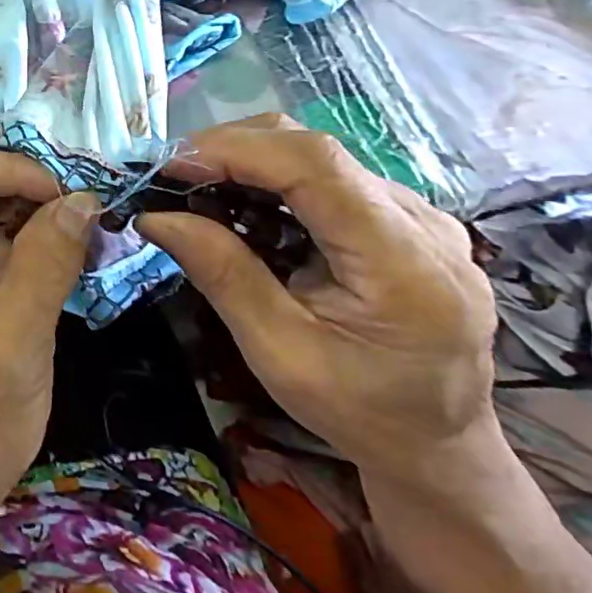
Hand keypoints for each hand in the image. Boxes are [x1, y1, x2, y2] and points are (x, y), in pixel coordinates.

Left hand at [0, 145, 99, 565]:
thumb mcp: (13, 336)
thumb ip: (45, 262)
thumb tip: (84, 198)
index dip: (11, 170)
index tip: (64, 198)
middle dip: (36, 184)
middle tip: (91, 208)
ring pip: (7, 201)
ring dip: (50, 204)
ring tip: (96, 223)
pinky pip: (23, 231)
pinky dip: (55, 229)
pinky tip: (88, 241)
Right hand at [137, 114, 498, 478]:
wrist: (437, 444)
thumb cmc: (358, 409)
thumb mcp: (277, 352)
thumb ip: (221, 273)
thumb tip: (154, 215)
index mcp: (405, 264)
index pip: (316, 166)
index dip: (236, 151)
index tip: (170, 168)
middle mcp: (423, 223)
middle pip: (313, 148)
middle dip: (229, 149)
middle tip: (170, 178)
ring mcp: (419, 215)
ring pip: (315, 153)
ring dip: (244, 158)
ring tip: (195, 188)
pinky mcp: (402, 217)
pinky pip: (325, 173)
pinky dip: (268, 174)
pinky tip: (239, 202)